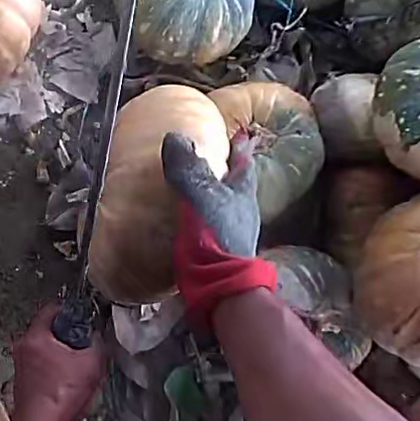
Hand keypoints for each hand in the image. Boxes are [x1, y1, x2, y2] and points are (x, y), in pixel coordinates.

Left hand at [11, 302, 107, 420]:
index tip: (80, 313)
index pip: (50, 310)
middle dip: (67, 336)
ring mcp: (21, 367)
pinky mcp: (24, 384)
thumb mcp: (92, 363)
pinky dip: (56, 372)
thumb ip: (98, 344)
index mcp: (35, 337)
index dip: (69, 309)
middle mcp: (23, 349)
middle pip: (48, 331)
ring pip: (45, 351)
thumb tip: (98, 339)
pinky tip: (70, 385)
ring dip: (62, 356)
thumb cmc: (58, 396)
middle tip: (83, 342)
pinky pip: (43, 369)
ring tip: (78, 367)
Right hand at [163, 130, 277, 328]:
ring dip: (211, 197)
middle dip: (225, 172)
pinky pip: (208, 227)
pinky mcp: (218, 253)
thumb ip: (188, 169)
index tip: (239, 134)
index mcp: (242, 194)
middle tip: (210, 160)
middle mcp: (242, 212)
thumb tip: (175, 137)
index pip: (244, 163)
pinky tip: (184, 222)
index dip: (240, 147)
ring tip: (192, 189)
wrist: (218, 286)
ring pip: (224, 207)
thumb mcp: (199, 197)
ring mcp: (233, 234)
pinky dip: (198, 219)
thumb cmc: (215, 237)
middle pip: (236, 185)